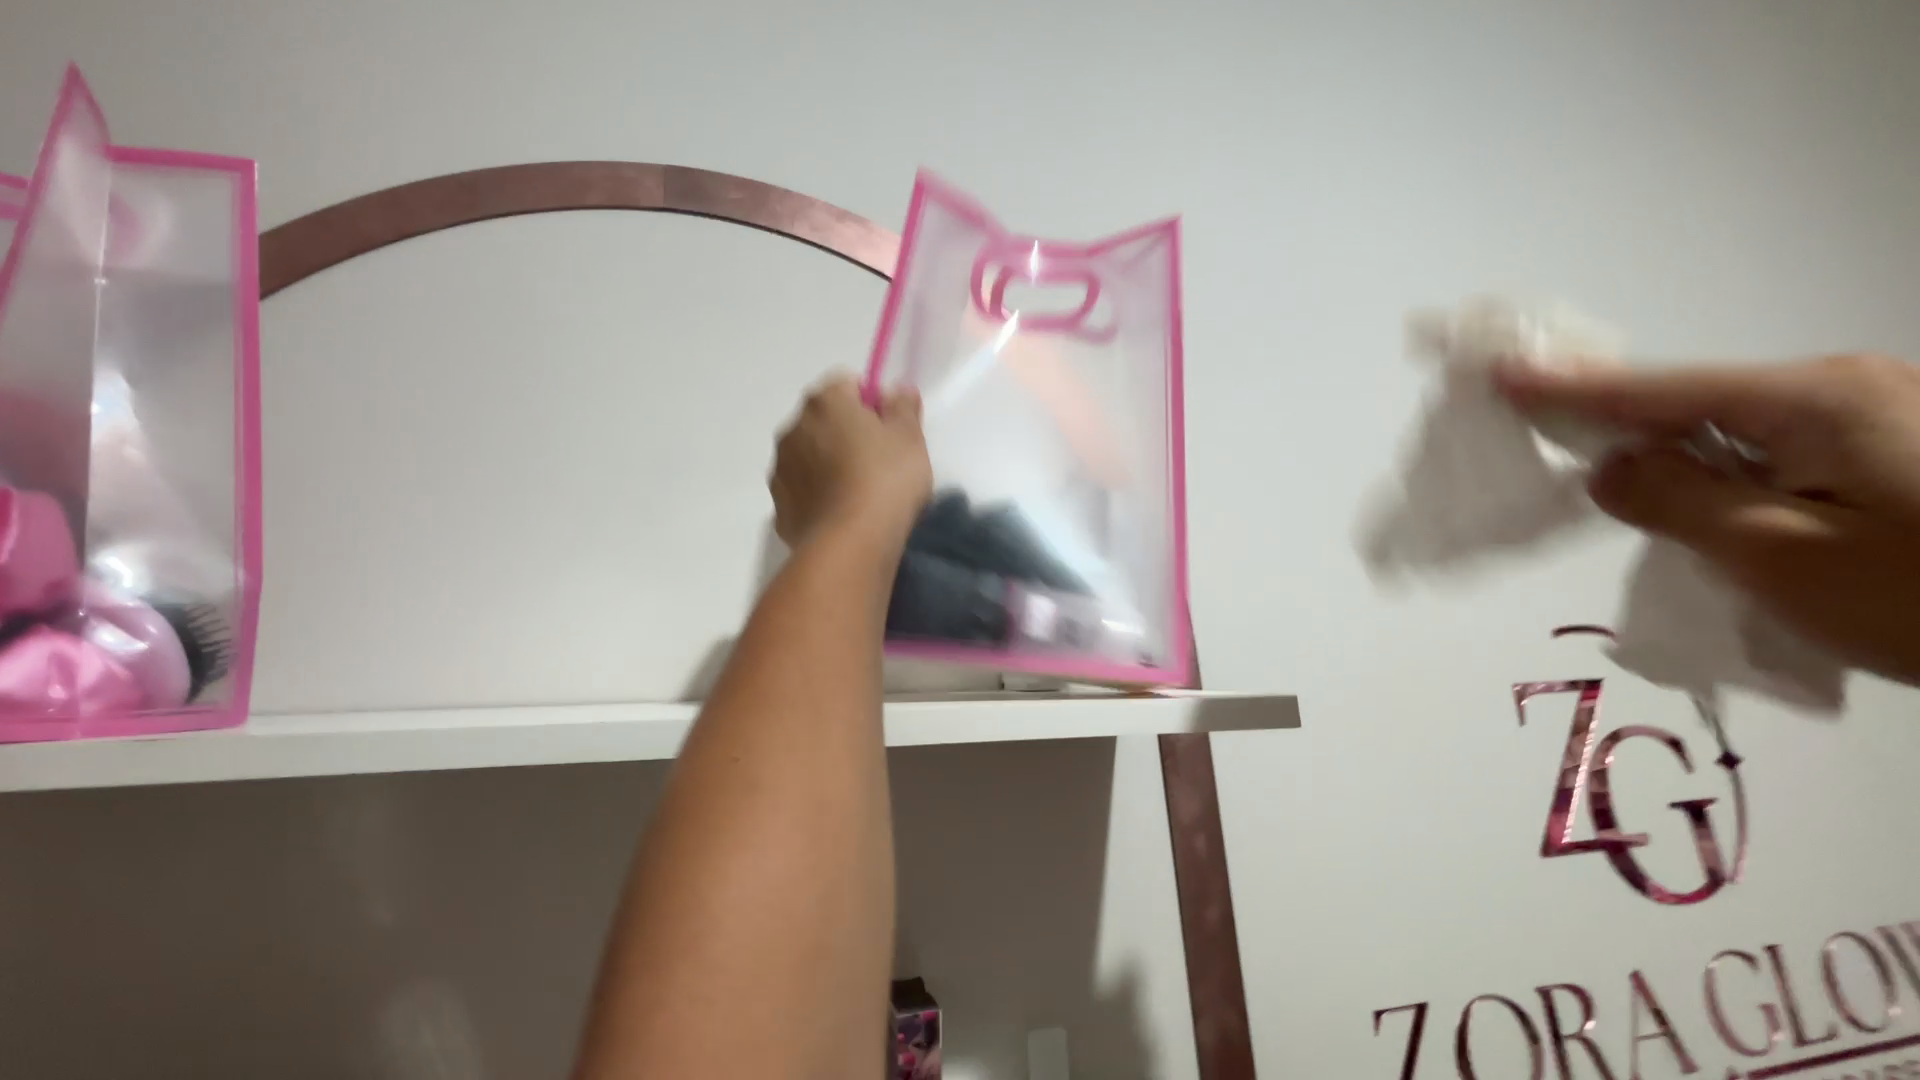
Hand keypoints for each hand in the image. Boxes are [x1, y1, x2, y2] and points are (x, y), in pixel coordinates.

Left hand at [770, 375, 931, 547]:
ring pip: (808, 455)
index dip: (871, 402)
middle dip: (846, 432)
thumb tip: (896, 389)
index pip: (847, 383)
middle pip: (824, 419)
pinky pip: (802, 490)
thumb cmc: (886, 480)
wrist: (850, 543)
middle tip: (879, 461)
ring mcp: (781, 469)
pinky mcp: (778, 506)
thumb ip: (903, 406)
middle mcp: (793, 427)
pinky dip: (818, 495)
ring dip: (827, 463)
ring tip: (859, 492)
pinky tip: (841, 514)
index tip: (890, 428)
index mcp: (824, 402)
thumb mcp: (910, 437)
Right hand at [1495, 353, 1919, 683]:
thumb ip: (1674, 501)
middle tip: (1556, 447)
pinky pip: (1777, 457)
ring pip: (1736, 436)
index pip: (1655, 390)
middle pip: (1694, 405)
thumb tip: (1610, 469)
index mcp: (1811, 400)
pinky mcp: (1899, 452)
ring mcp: (1881, 418)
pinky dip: (1727, 483)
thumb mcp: (1776, 556)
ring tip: (1640, 509)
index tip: (1500, 375)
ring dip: (1680, 468)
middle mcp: (1846, 390)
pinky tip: (1718, 518)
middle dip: (1622, 429)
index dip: (1568, 388)